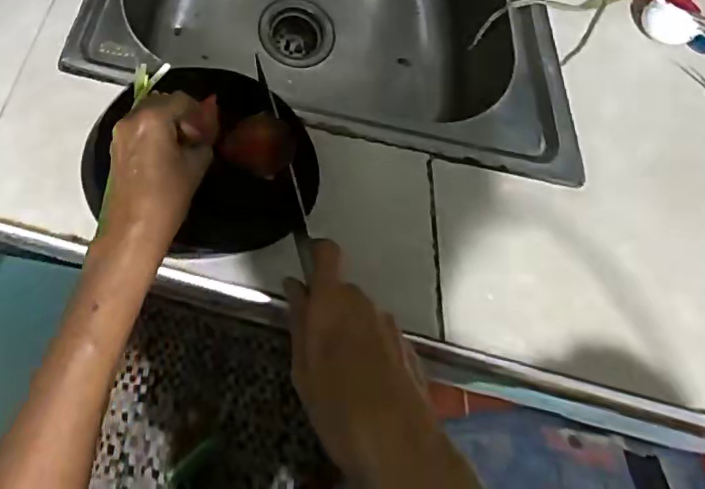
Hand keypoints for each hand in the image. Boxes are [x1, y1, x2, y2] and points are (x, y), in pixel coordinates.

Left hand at [100, 91, 215, 253]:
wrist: (132, 232)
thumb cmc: (166, 198)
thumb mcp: (196, 166)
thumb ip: (204, 139)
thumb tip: (205, 128)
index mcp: (152, 117)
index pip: (181, 99)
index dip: (199, 113)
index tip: (208, 131)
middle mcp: (131, 118)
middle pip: (162, 102)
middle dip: (181, 115)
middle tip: (196, 138)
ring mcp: (120, 132)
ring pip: (149, 113)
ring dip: (167, 122)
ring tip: (182, 148)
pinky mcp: (115, 147)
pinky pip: (138, 127)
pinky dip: (154, 132)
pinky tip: (166, 155)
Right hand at [285, 241, 476, 487]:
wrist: (404, 451)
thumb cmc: (341, 410)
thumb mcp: (303, 370)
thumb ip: (298, 321)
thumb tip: (295, 287)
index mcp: (333, 301)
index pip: (327, 252)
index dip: (316, 255)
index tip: (305, 273)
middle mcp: (363, 303)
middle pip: (343, 290)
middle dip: (330, 309)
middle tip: (316, 347)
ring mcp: (390, 326)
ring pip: (362, 316)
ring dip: (351, 333)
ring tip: (343, 376)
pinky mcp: (409, 350)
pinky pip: (381, 338)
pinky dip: (372, 352)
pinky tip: (368, 387)